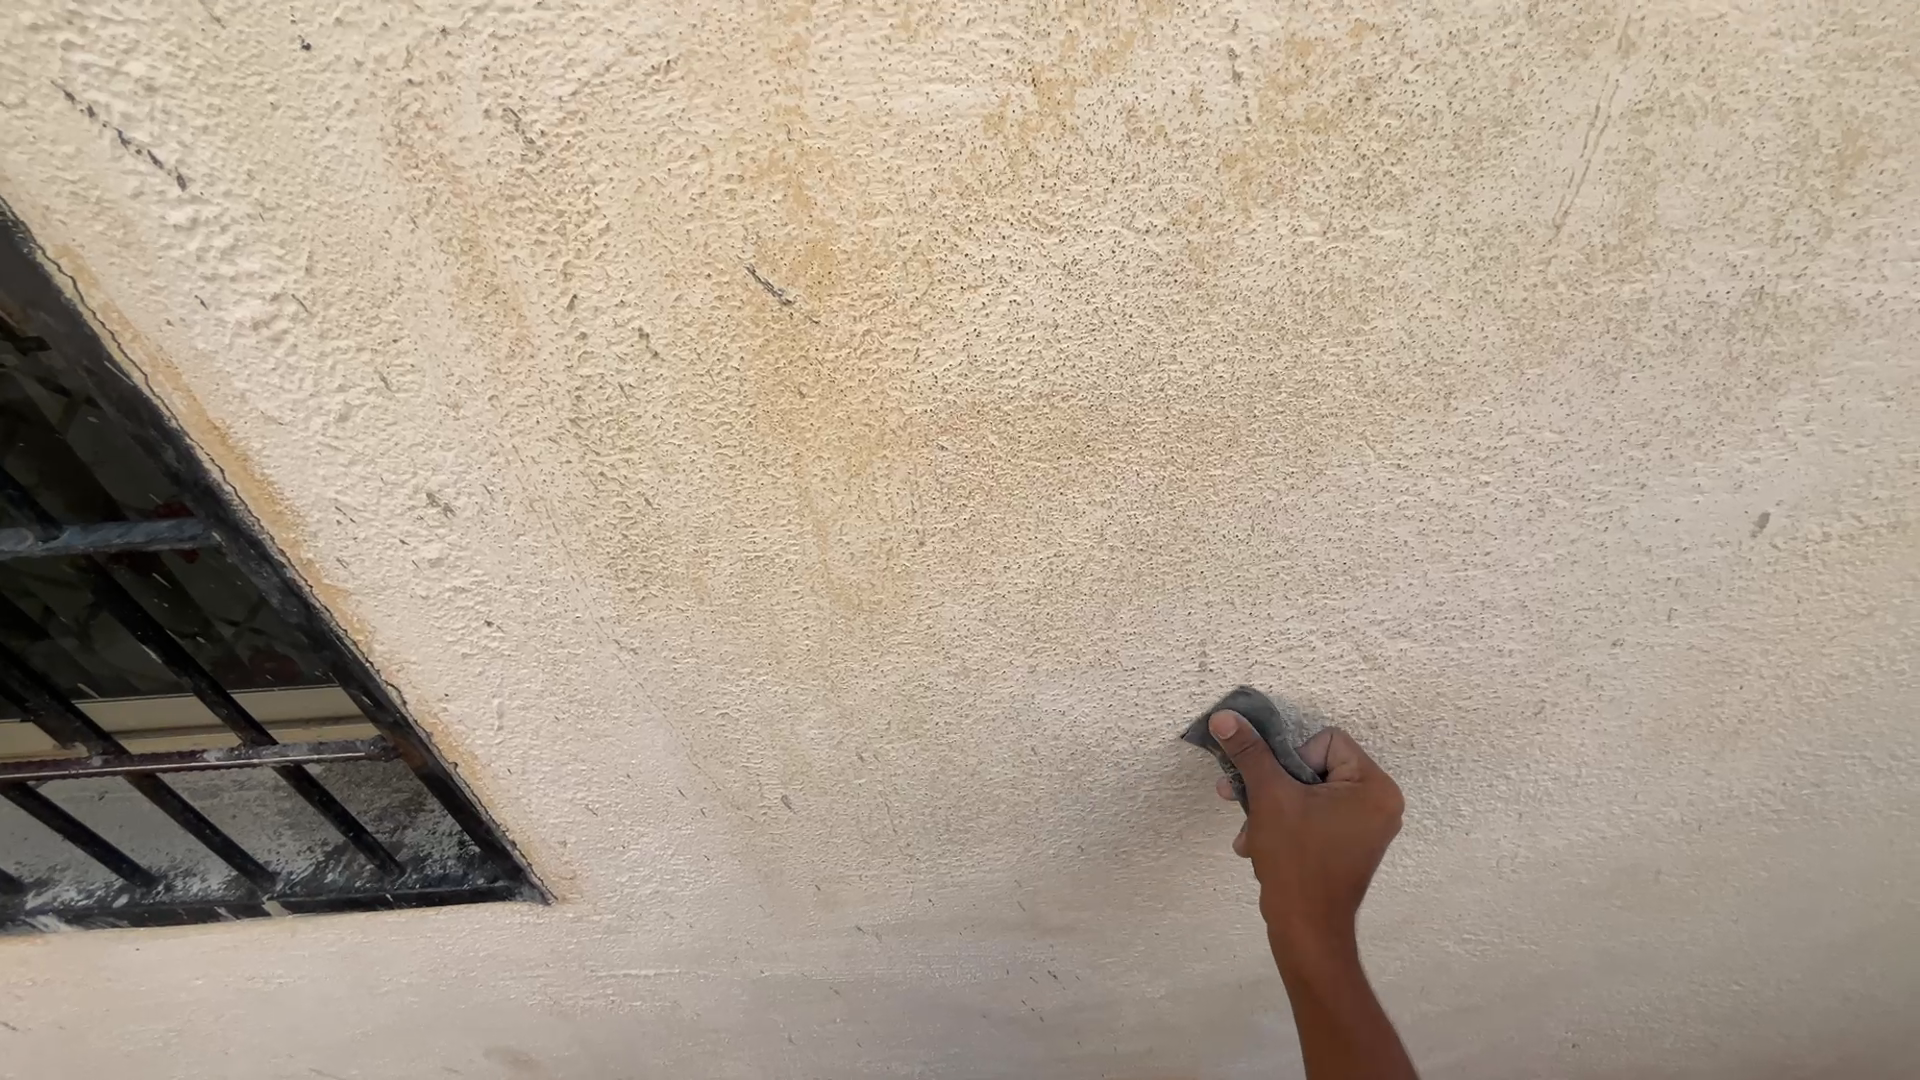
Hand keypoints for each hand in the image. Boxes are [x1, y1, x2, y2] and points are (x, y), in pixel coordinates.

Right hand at [1208, 710, 1403, 961]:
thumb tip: (1224, 717)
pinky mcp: (1345, 842)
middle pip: (1311, 764)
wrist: (1305, 930)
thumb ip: (1249, 751)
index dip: (1290, 755)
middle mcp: (1378, 803)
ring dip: (1269, 804)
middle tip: (1239, 794)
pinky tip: (1257, 841)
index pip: (1325, 739)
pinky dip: (1280, 822)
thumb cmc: (1297, 860)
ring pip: (1304, 790)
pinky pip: (1309, 813)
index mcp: (1373, 786)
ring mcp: (1363, 825)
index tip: (1274, 783)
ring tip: (1248, 826)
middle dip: (1270, 781)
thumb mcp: (1269, 795)